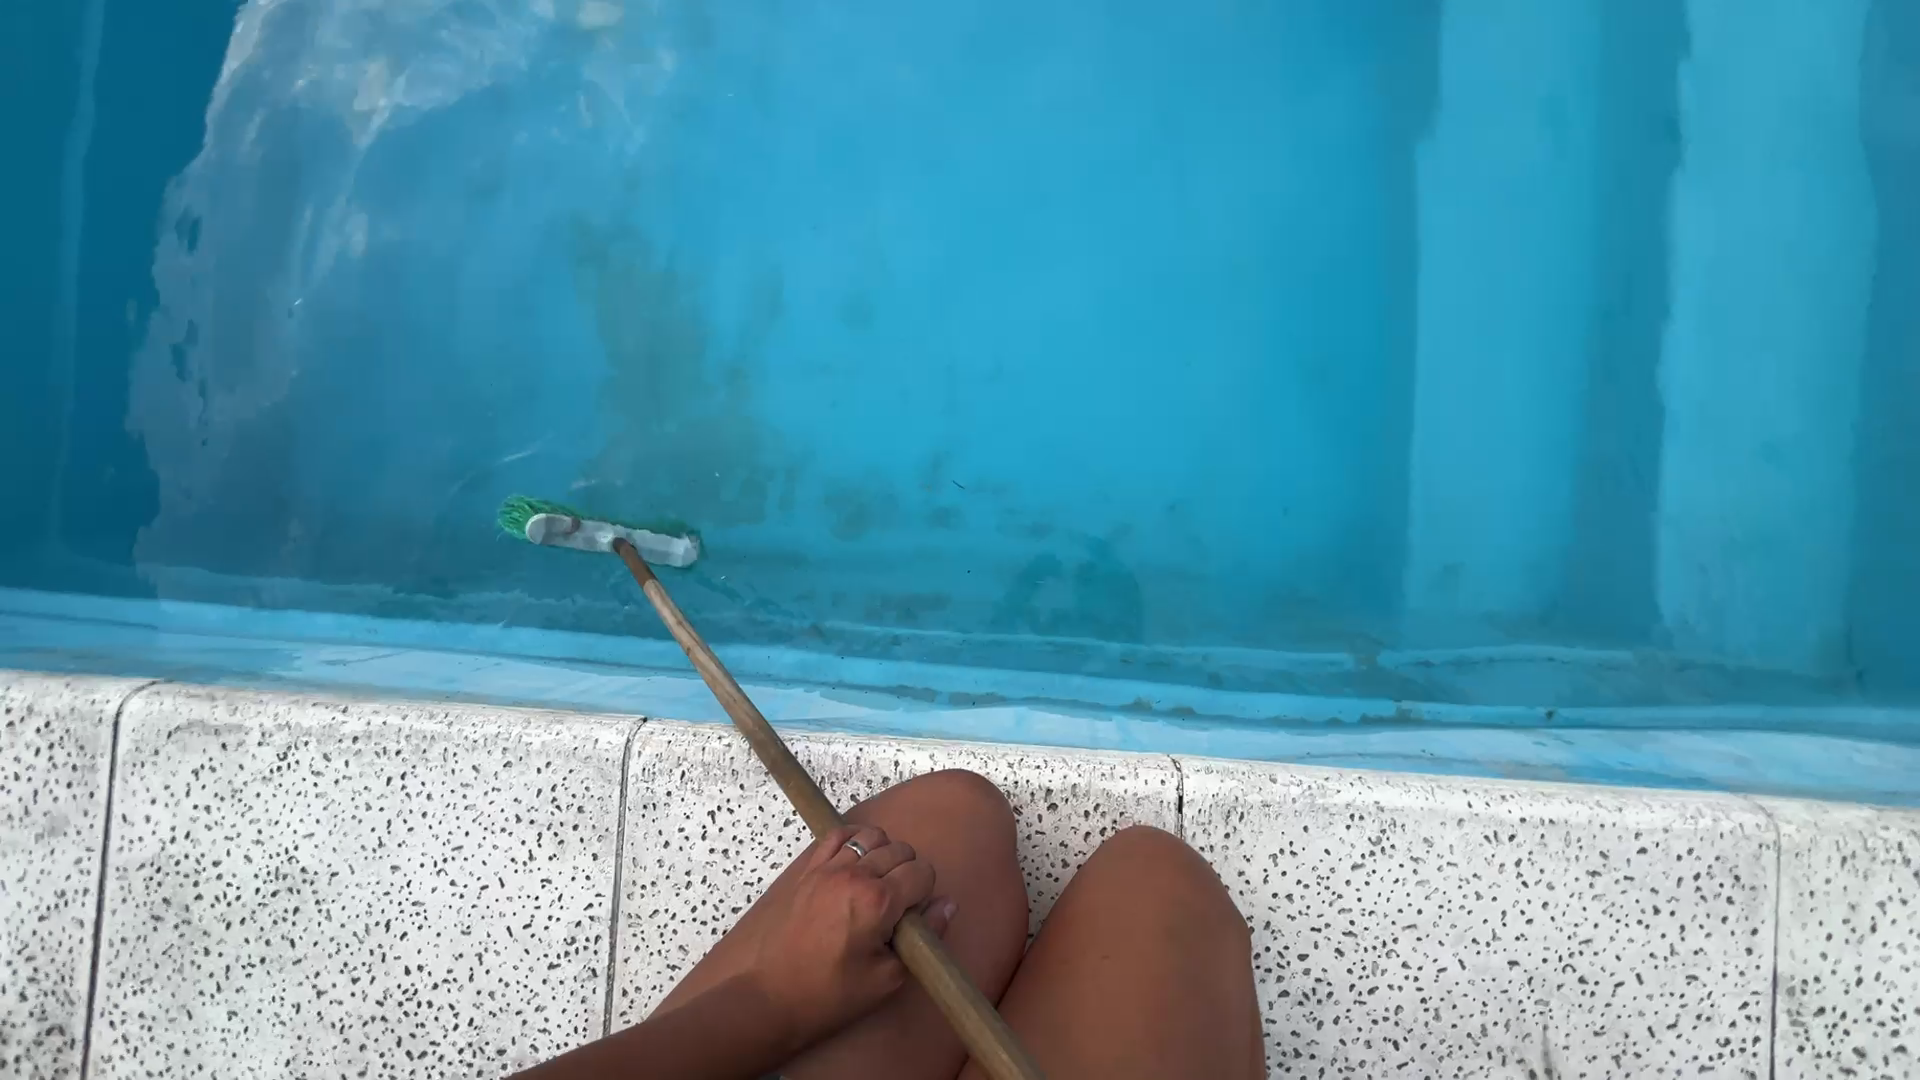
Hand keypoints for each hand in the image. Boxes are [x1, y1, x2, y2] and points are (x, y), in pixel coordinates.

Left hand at [748, 824, 956, 1049]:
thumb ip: (924, 936)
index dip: (924, 892)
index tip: (913, 914)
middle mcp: (855, 874)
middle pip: (901, 850)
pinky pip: (838, 834)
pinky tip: (855, 863)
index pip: (922, 871)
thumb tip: (948, 905)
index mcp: (878, 901)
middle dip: (907, 872)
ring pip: (872, 836)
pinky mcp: (809, 868)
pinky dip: (853, 840)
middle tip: (896, 904)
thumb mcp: (886, 979)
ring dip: (882, 853)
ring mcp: (829, 867)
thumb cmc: (828, 995)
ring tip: (876, 883)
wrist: (768, 997)